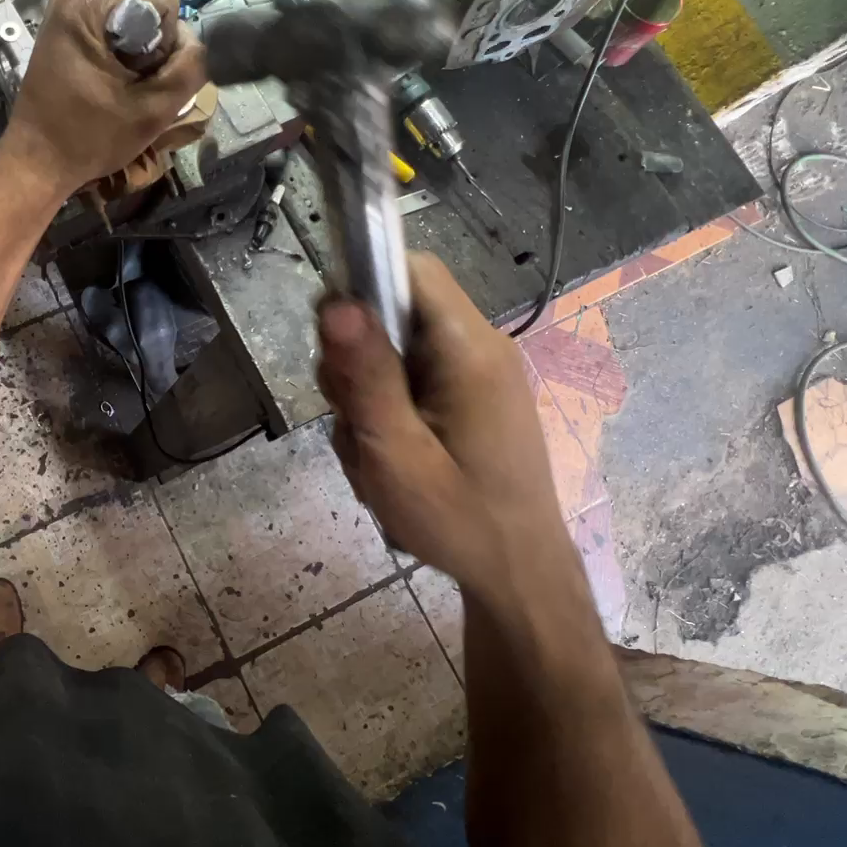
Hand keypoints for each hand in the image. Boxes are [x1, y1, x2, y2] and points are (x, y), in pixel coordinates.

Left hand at [0, 0, 207, 197]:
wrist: (38, 164)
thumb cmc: (90, 139)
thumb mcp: (153, 110)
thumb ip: (189, 69)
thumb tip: (197, 44)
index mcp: (88, 3)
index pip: (165, 8)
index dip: (167, 50)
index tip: (142, 85)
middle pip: (148, 14)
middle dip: (150, 56)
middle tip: (129, 95)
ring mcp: (66, 13)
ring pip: (134, 28)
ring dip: (137, 63)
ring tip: (117, 95)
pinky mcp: (65, 32)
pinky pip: (114, 38)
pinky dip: (120, 64)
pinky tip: (107, 90)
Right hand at [316, 252, 567, 592]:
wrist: (518, 576)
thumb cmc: (457, 520)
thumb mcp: (397, 453)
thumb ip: (366, 377)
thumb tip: (335, 302)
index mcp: (469, 350)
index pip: (410, 269)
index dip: (360, 283)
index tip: (329, 339)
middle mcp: (476, 349)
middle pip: (392, 314)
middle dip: (354, 363)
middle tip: (355, 422)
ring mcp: (473, 376)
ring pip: (390, 354)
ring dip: (364, 398)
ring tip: (374, 456)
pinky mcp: (466, 400)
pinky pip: (407, 385)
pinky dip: (384, 416)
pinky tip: (390, 461)